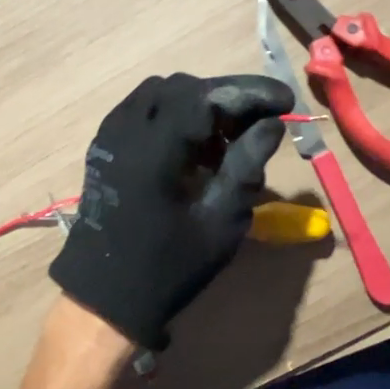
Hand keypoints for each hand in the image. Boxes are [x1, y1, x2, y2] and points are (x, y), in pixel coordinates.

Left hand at [49, 73, 292, 349]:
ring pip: (159, 96)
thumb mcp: (219, 223)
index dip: (249, 92)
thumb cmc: (168, 269)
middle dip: (225, 97)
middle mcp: (125, 132)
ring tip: (229, 140)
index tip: (285, 103)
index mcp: (152, 150)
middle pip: (182, 88)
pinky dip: (174, 119)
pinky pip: (142, 114)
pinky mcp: (104, 151)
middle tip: (259, 124)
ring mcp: (109, 139)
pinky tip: (196, 150)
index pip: (205, 96)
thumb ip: (246, 166)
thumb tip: (270, 126)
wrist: (104, 300)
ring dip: (198, 107)